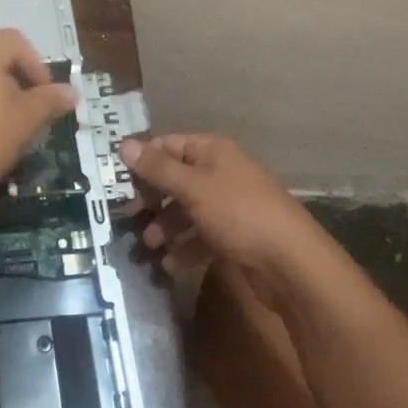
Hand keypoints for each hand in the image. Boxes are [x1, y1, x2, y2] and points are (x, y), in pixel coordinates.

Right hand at [120, 133, 316, 282]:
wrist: (292, 264)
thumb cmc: (239, 213)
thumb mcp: (193, 187)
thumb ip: (157, 168)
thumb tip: (123, 144)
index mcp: (213, 151)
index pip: (169, 144)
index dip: (143, 159)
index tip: (116, 179)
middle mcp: (221, 172)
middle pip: (176, 178)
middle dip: (152, 197)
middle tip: (128, 214)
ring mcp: (230, 206)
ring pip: (187, 209)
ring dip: (166, 226)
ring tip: (149, 244)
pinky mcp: (235, 236)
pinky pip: (202, 236)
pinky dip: (185, 247)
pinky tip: (170, 263)